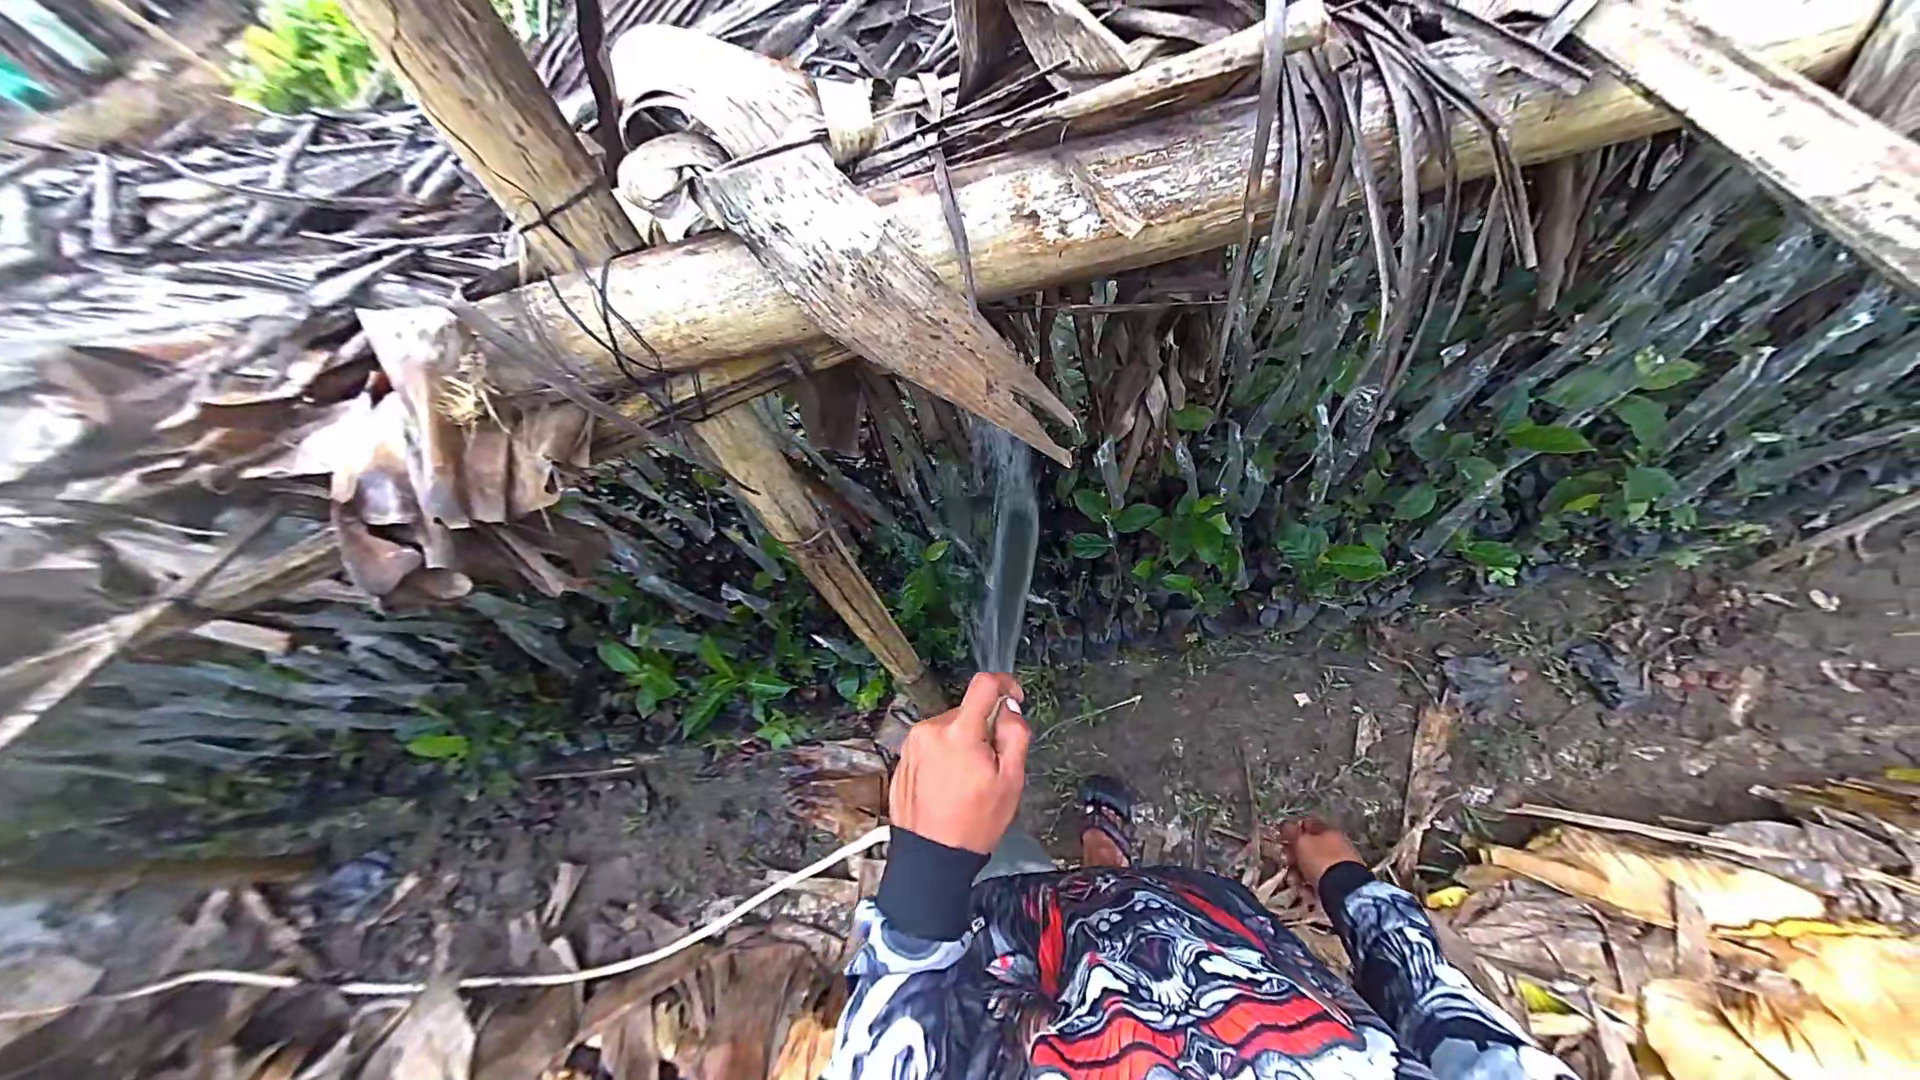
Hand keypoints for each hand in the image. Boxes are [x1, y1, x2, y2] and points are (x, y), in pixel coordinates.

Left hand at [890, 672, 1029, 853]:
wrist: (931, 857)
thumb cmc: (974, 823)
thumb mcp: (1010, 781)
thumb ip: (1015, 735)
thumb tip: (1009, 708)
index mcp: (959, 732)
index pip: (983, 684)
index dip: (1005, 683)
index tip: (1014, 698)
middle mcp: (931, 729)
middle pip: (967, 711)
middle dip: (984, 728)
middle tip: (991, 763)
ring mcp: (913, 743)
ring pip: (950, 727)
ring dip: (963, 741)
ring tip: (967, 779)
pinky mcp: (904, 756)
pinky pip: (933, 743)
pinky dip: (946, 753)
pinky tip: (949, 783)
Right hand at [1278, 817, 1362, 890]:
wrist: (1346, 891)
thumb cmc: (1320, 860)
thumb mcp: (1301, 842)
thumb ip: (1292, 832)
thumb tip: (1286, 825)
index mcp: (1329, 831)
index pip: (1308, 824)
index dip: (1293, 830)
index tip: (1282, 838)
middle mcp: (1338, 846)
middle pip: (1311, 847)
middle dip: (1296, 855)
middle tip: (1287, 861)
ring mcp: (1342, 866)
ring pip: (1315, 865)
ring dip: (1301, 872)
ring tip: (1294, 881)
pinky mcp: (1343, 885)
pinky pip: (1322, 881)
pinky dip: (1312, 885)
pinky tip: (1306, 891)